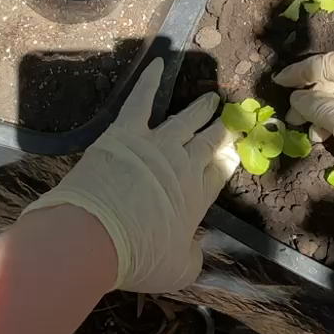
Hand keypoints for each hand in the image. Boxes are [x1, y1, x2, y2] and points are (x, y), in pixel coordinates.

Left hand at [22, 60, 239, 293]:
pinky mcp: (126, 131)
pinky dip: (150, 80)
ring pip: (185, 119)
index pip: (219, 171)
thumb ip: (192, 258)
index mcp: (197, 196)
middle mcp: (184, 164)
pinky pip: (141, 99)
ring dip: (199, 109)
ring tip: (211, 98)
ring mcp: (157, 143)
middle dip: (221, 130)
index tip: (237, 149)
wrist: (96, 235)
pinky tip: (159, 63)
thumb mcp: (177, 270)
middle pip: (208, 142)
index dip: (228, 159)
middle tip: (231, 119)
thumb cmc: (138, 257)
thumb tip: (196, 250)